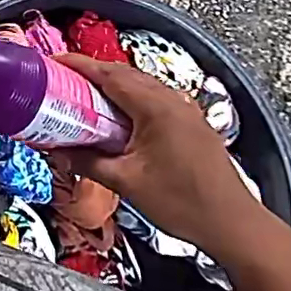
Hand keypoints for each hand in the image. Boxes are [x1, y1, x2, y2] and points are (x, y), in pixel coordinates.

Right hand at [46, 54, 280, 263]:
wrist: (237, 229)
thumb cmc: (182, 204)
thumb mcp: (125, 182)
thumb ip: (86, 161)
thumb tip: (54, 151)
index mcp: (155, 108)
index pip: (109, 74)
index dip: (78, 64)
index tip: (53, 62)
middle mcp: (172, 101)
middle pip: (125, 73)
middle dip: (91, 71)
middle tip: (62, 78)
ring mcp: (186, 111)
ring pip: (141, 84)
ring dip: (111, 83)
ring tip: (84, 94)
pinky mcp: (193, 124)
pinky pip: (154, 98)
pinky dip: (130, 97)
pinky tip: (117, 114)